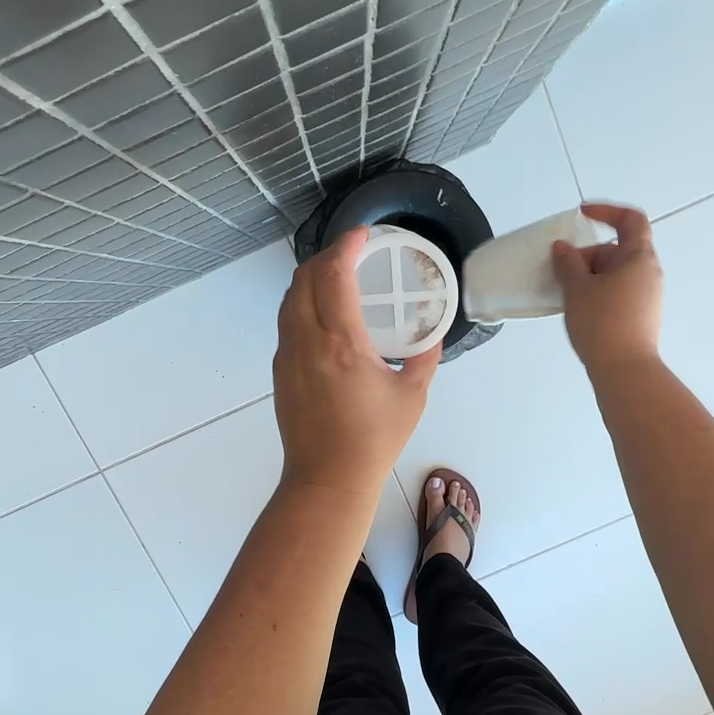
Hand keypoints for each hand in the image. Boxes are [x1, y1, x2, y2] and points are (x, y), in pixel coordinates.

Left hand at [273, 226, 438, 494]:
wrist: (327, 478)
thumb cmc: (373, 440)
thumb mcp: (412, 397)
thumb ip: (424, 358)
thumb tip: (432, 336)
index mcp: (341, 343)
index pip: (334, 275)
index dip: (347, 246)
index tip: (364, 235)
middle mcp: (307, 342)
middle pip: (304, 278)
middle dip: (326, 256)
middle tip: (352, 254)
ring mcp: (288, 357)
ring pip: (289, 300)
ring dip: (310, 279)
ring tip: (336, 278)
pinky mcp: (281, 373)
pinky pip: (287, 324)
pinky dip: (302, 305)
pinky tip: (323, 317)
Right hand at [551, 203, 663, 375]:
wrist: (624, 370)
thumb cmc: (602, 323)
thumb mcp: (577, 290)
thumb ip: (568, 264)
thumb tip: (563, 248)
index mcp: (639, 258)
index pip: (630, 220)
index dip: (606, 211)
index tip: (581, 214)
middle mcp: (649, 273)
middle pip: (617, 250)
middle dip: (588, 256)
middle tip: (563, 272)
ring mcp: (648, 297)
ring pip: (615, 274)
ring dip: (590, 277)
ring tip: (568, 294)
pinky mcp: (641, 317)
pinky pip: (618, 293)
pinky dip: (598, 293)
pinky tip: (580, 310)